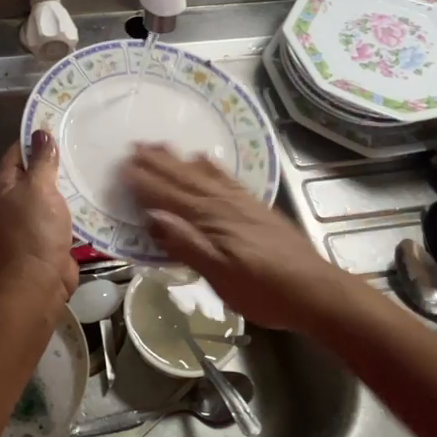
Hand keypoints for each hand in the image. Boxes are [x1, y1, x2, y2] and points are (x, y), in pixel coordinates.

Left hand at [0, 131, 78, 301]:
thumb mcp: (38, 188)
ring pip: (52, 192)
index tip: (60, 123)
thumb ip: (41, 161)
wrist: (39, 282)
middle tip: (84, 141)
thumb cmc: (34, 230)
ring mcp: (33, 218)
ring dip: (70, 182)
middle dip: (57, 159)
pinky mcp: (50, 234)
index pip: (18, 151)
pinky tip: (96, 193)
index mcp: (5, 185)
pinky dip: (77, 204)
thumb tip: (40, 133)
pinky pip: (64, 212)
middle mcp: (16, 199)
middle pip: (36, 171)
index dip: (36, 137)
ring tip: (94, 163)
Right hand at [122, 144, 350, 329]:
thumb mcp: (220, 276)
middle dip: (156, 163)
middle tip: (133, 146)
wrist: (315, 291)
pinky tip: (203, 160)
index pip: (168, 196)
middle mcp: (222, 204)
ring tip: (158, 145)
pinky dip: (208, 166)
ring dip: (177, 159)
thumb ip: (187, 244)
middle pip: (182, 178)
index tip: (122, 167)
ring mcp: (239, 203)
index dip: (143, 182)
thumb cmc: (264, 291)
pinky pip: (224, 178)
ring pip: (200, 173)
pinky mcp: (254, 207)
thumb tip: (153, 216)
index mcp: (209, 220)